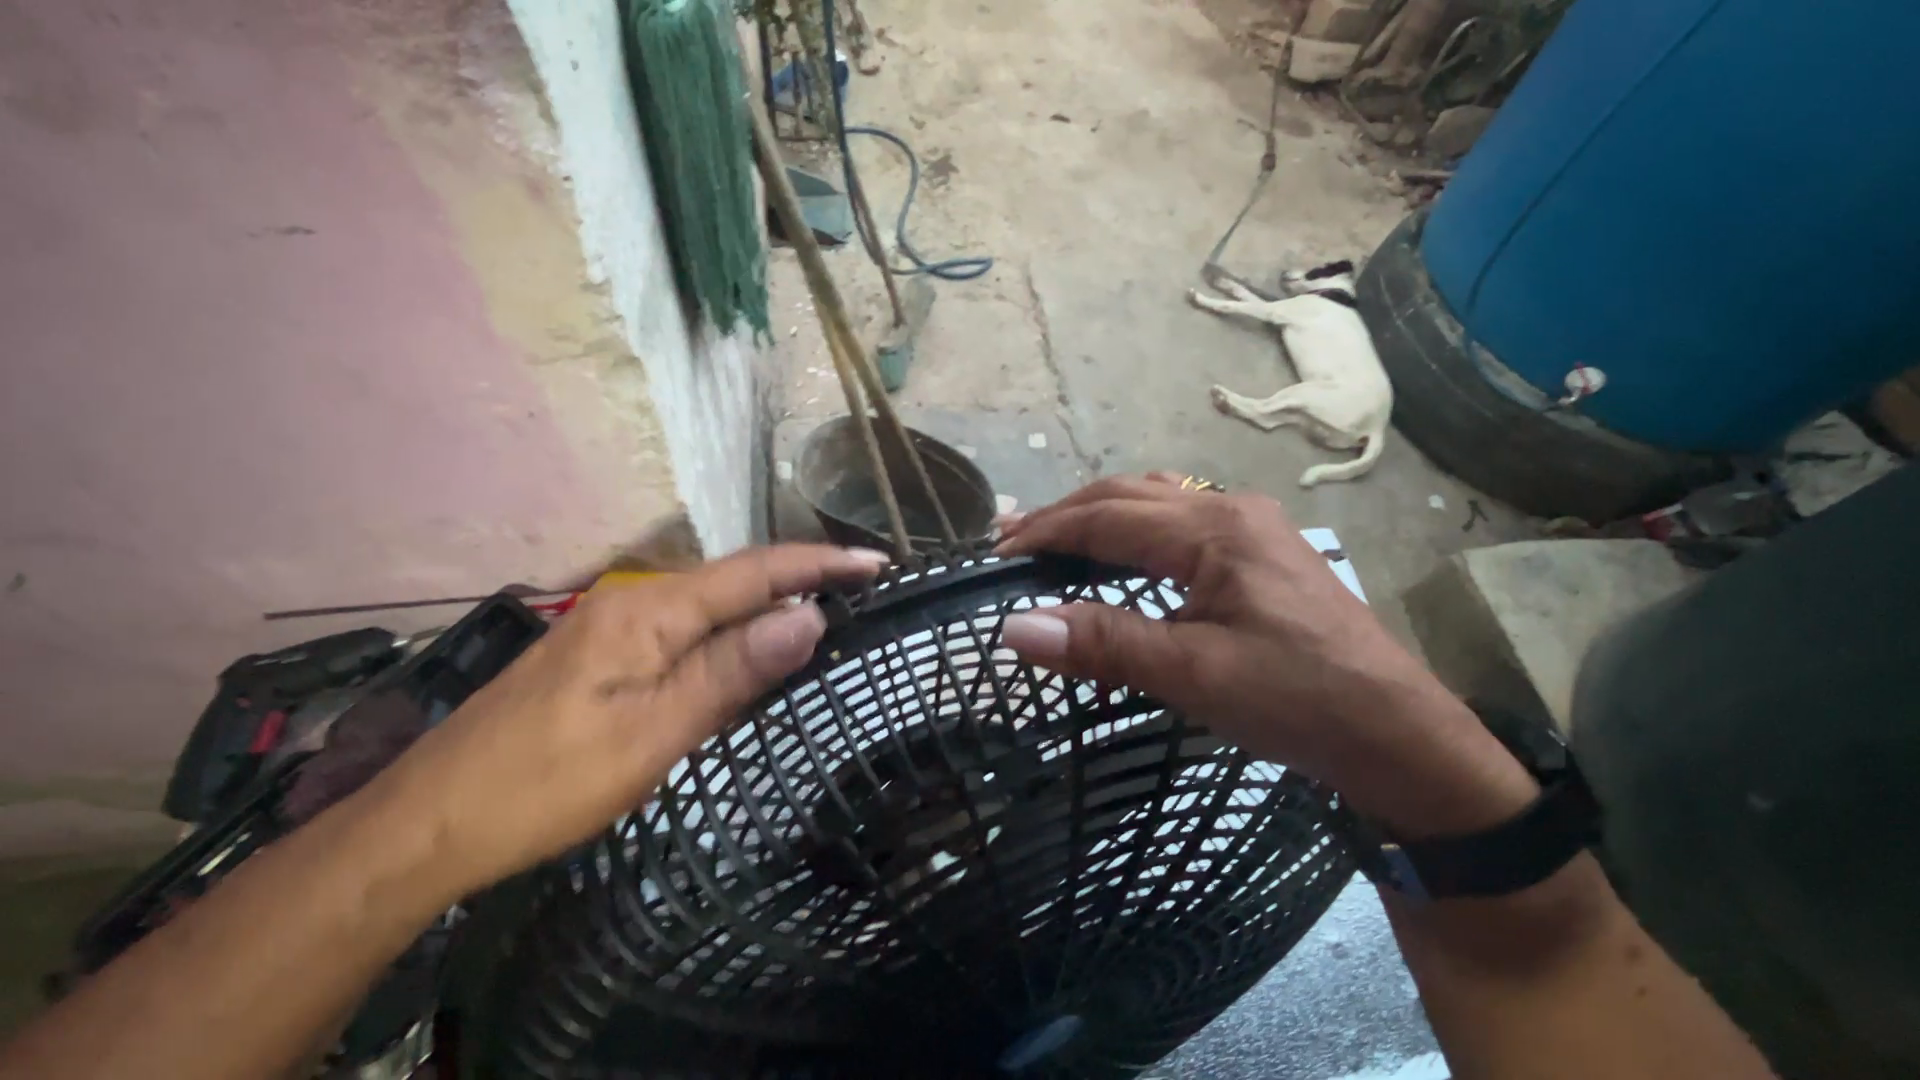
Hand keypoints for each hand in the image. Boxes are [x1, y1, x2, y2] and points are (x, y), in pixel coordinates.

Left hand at [367, 545, 889, 894]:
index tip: (879, 563)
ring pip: (707, 605)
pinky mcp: (598, 656)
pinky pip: (683, 629)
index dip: (819, 564)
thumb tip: (808, 617)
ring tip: (823, 611)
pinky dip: (729, 632)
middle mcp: (631, 603)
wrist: (429, 821)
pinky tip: (745, 648)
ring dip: (766, 604)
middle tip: (863, 590)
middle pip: (732, 580)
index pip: (754, 573)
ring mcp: (609, 628)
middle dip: (800, 578)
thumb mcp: (653, 733)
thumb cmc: (546, 783)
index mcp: (648, 612)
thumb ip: (733, 671)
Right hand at [995, 475, 1534, 835]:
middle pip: (1130, 496)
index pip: (1107, 516)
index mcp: (1213, 528)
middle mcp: (1232, 511)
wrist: (1399, 735)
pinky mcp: (1264, 556)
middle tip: (1011, 541)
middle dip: (1067, 515)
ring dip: (1102, 518)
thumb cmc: (1296, 700)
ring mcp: (1254, 530)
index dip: (1046, 532)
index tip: (994, 554)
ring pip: (1158, 505)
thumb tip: (1013, 627)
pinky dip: (1136, 533)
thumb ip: (1103, 643)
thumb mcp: (1192, 673)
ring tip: (1056, 540)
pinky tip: (1126, 555)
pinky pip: (1182, 524)